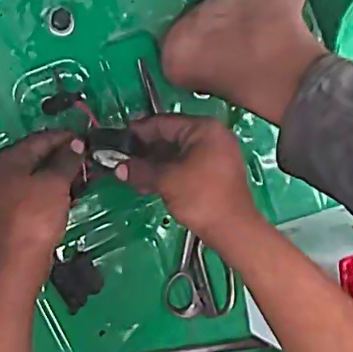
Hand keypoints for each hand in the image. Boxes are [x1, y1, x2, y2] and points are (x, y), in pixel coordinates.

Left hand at [0, 130, 82, 269]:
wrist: (21, 258)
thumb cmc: (35, 216)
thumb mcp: (55, 182)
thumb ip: (67, 159)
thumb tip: (76, 143)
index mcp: (11, 159)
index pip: (42, 138)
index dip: (66, 137)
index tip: (87, 139)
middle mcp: (7, 172)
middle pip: (40, 156)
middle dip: (66, 156)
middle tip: (90, 159)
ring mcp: (11, 193)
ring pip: (42, 175)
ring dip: (64, 174)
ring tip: (87, 175)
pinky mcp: (20, 211)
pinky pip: (41, 192)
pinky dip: (57, 190)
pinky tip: (73, 194)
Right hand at [118, 116, 260, 239]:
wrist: (232, 229)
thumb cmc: (201, 197)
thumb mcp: (166, 181)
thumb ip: (141, 170)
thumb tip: (119, 169)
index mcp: (204, 129)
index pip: (164, 122)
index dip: (139, 131)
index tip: (121, 138)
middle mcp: (213, 136)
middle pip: (171, 137)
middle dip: (146, 151)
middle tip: (124, 159)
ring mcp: (217, 155)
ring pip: (178, 154)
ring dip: (155, 165)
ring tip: (134, 176)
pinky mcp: (217, 173)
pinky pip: (187, 166)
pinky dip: (169, 173)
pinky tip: (151, 184)